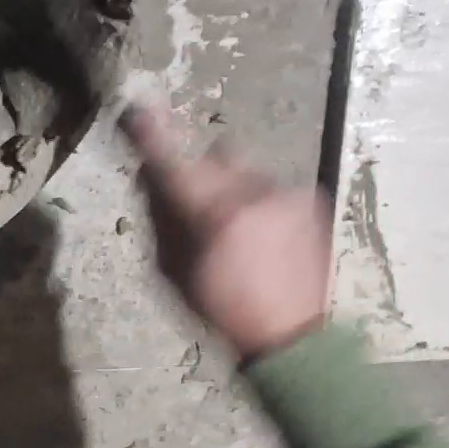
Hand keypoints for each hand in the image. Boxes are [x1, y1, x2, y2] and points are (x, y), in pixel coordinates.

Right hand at [122, 107, 330, 359]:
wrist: (297, 335)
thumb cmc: (222, 310)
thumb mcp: (172, 273)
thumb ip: (160, 220)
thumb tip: (150, 179)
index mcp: (215, 215)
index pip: (174, 162)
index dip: (151, 135)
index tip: (135, 111)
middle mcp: (255, 194)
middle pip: (217, 155)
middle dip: (202, 171)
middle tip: (196, 204)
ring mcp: (289, 195)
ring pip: (245, 171)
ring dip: (232, 188)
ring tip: (236, 231)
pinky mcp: (312, 201)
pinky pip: (272, 187)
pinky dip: (260, 203)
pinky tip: (264, 238)